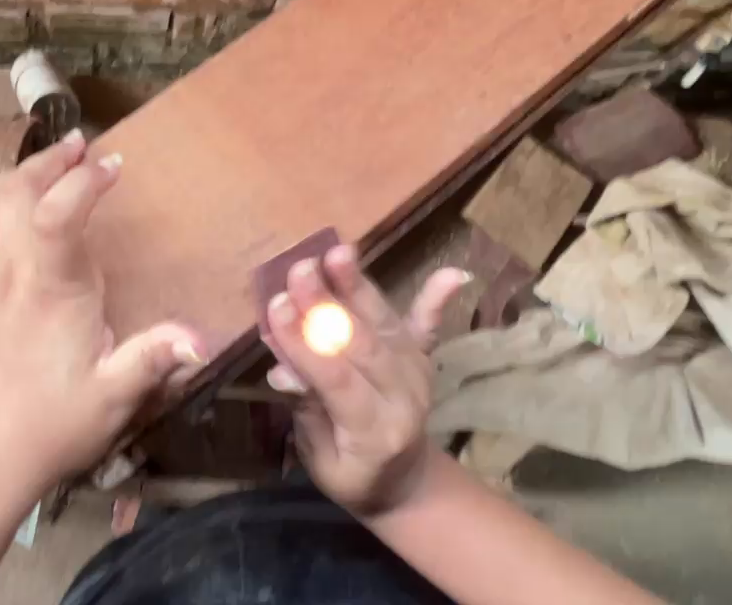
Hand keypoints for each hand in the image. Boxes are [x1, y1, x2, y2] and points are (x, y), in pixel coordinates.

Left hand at [0, 130, 205, 502]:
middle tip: (81, 150)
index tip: (114, 167)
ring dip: (15, 177)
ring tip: (46, 166)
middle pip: (16, 191)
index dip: (86, 180)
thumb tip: (202, 337)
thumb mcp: (112, 396)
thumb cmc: (51, 424)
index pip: (59, 210)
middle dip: (50, 162)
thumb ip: (153, 357)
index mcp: (47, 287)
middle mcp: (5, 271)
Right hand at [264, 244, 468, 516]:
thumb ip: (307, 413)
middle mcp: (403, 395)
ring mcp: (417, 371)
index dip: (306, 344)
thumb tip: (282, 371)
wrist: (404, 481)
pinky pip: (428, 325)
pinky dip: (437, 298)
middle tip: (299, 269)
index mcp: (376, 431)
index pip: (336, 379)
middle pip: (363, 342)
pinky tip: (455, 274)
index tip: (277, 306)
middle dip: (326, 303)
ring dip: (359, 284)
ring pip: (384, 323)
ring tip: (338, 251)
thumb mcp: (321, 460)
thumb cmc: (351, 473)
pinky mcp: (423, 355)